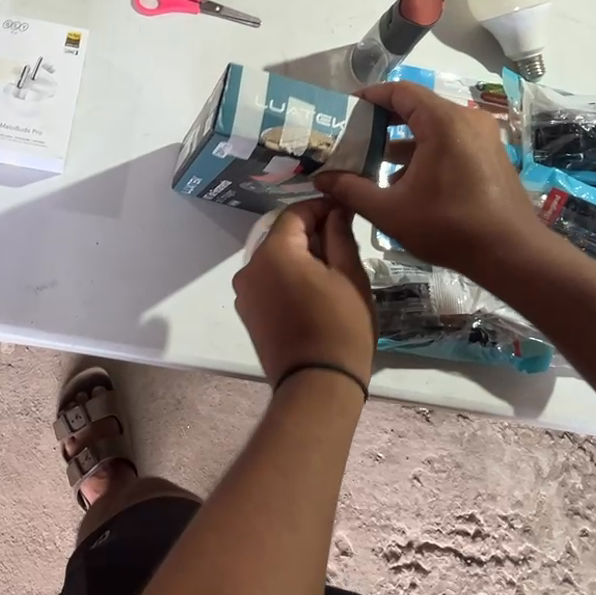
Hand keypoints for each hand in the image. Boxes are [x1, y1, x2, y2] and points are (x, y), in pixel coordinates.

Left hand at [231, 199, 375, 386]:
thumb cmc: (341, 328)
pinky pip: (268, 281)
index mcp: (274, 252)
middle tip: (344, 240)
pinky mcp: (248, 312)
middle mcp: (250, 266)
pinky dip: (288, 277)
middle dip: (311, 233)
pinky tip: (313, 290)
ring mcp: (245, 292)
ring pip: (274, 259)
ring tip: (332, 268)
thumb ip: (340, 236)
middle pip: (282, 236)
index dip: (322, 208)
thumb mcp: (350, 277)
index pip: (295, 214)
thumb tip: (336, 211)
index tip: (345, 211)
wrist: (317, 386)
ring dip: (300, 256)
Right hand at [315, 82, 547, 276]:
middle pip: (417, 107)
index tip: (345, 111)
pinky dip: (424, 151)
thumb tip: (321, 179)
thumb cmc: (449, 226)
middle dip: (382, 121)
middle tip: (352, 137)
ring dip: (402, 141)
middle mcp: (466, 120)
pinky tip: (404, 181)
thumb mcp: (390, 211)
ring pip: (433, 126)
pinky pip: (450, 141)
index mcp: (443, 122)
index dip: (370, 97)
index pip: (400, 91)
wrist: (512, 254)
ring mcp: (483, 137)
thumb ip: (350, 190)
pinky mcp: (490, 155)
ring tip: (372, 162)